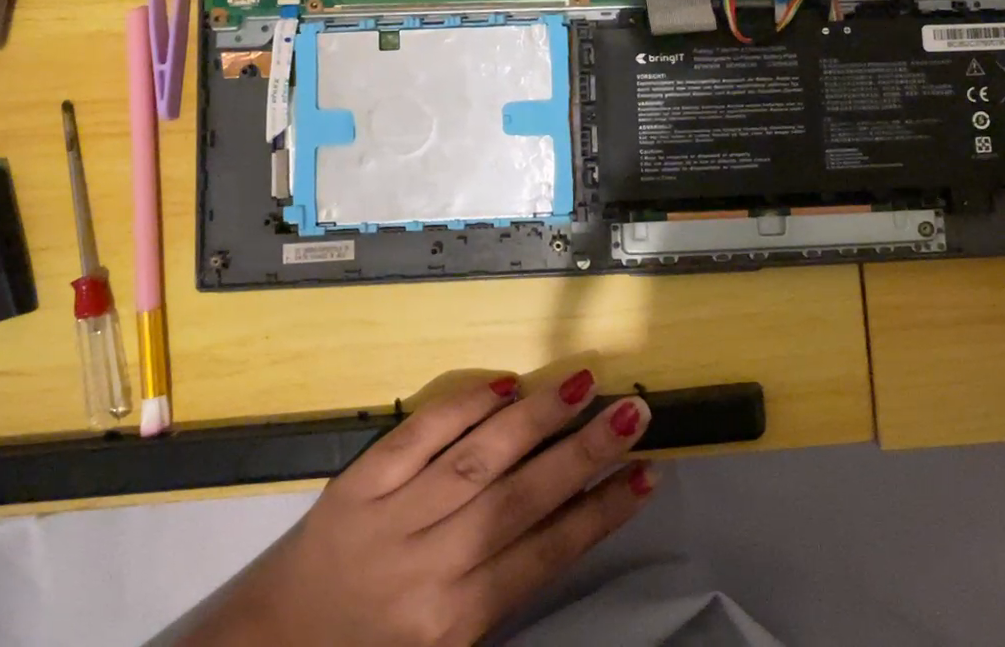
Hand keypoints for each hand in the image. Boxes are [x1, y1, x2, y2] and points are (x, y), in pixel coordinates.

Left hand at [183, 370, 654, 645]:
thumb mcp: (451, 643)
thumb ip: (507, 587)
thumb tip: (573, 515)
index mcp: (458, 618)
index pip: (547, 552)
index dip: (602, 510)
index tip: (648, 473)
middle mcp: (431, 565)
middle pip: (520, 500)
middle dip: (584, 452)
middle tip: (634, 411)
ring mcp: (391, 518)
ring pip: (475, 459)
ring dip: (534, 419)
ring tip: (583, 383)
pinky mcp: (357, 484)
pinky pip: (414, 437)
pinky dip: (460, 406)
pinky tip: (502, 383)